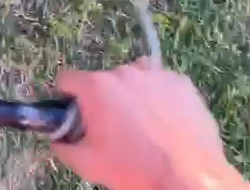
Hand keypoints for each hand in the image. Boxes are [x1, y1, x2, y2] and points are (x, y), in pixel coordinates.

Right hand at [51, 58, 249, 189]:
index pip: (67, 80)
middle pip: (102, 81)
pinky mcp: (182, 84)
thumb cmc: (136, 171)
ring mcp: (155, 75)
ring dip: (132, 94)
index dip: (67, 99)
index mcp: (95, 86)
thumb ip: (64, 147)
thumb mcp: (90, 165)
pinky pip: (163, 82)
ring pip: (134, 77)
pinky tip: (168, 119)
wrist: (193, 184)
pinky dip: (161, 95)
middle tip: (116, 130)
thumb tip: (56, 138)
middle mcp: (122, 72)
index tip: (77, 117)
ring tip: (145, 123)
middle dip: (104, 101)